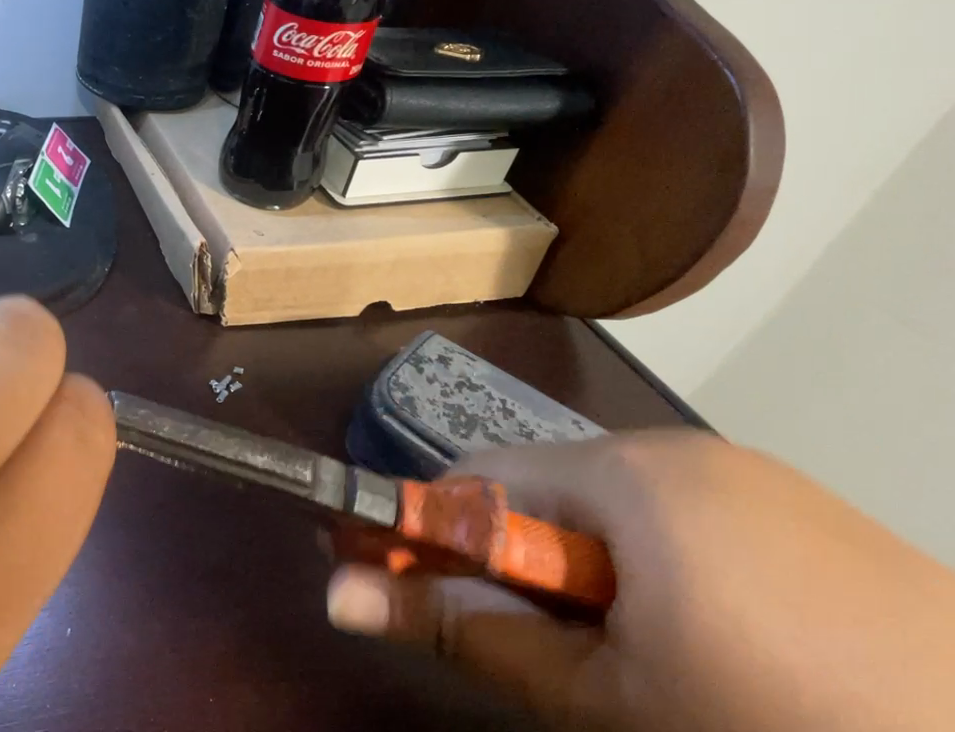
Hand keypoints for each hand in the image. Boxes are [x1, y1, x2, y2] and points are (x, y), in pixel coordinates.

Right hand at [325, 431, 954, 731]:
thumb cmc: (775, 725)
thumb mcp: (603, 696)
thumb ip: (465, 631)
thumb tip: (336, 593)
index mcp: (628, 471)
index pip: (479, 477)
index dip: (441, 538)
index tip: (426, 600)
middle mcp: (683, 448)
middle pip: (548, 492)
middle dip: (531, 569)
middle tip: (562, 661)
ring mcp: (759, 477)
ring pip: (618, 511)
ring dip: (598, 576)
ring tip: (648, 665)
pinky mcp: (815, 515)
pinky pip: (691, 522)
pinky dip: (668, 574)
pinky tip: (725, 649)